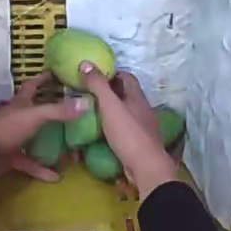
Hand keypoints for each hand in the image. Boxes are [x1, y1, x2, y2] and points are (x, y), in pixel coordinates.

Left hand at [0, 75, 87, 184]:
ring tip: (70, 143)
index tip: (57, 73)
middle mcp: (18, 117)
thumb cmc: (8, 128)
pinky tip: (57, 176)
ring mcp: (14, 138)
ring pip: (35, 137)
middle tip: (73, 108)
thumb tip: (87, 102)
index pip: (33, 85)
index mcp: (21, 103)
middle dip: (52, 108)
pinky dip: (42, 169)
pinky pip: (30, 163)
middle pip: (37, 110)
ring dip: (50, 140)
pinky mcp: (12, 156)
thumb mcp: (36, 115)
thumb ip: (59, 110)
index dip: (44, 78)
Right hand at [80, 63, 180, 194]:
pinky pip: (125, 129)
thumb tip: (86, 63)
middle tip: (88, 93)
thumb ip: (98, 85)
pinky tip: (101, 132)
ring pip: (126, 112)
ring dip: (111, 110)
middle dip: (110, 91)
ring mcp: (143, 127)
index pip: (127, 77)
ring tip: (91, 112)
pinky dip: (113, 127)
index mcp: (137, 97)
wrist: (145, 166)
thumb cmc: (128, 133)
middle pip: (126, 94)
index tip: (94, 75)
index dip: (112, 72)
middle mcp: (143, 109)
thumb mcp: (109, 106)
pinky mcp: (139, 143)